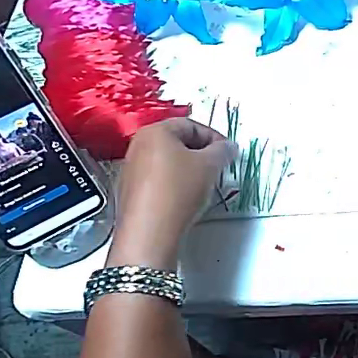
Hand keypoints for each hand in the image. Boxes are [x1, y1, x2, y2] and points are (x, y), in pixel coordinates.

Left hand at [108, 118, 236, 268]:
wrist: (150, 232)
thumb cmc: (179, 190)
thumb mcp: (210, 166)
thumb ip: (223, 150)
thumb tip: (228, 147)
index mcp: (155, 131)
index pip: (191, 125)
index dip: (214, 137)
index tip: (227, 151)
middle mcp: (138, 145)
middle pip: (177, 141)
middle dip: (201, 152)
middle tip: (218, 165)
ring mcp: (130, 168)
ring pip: (167, 160)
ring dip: (188, 167)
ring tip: (204, 182)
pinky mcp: (129, 191)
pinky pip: (157, 178)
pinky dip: (174, 181)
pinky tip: (185, 196)